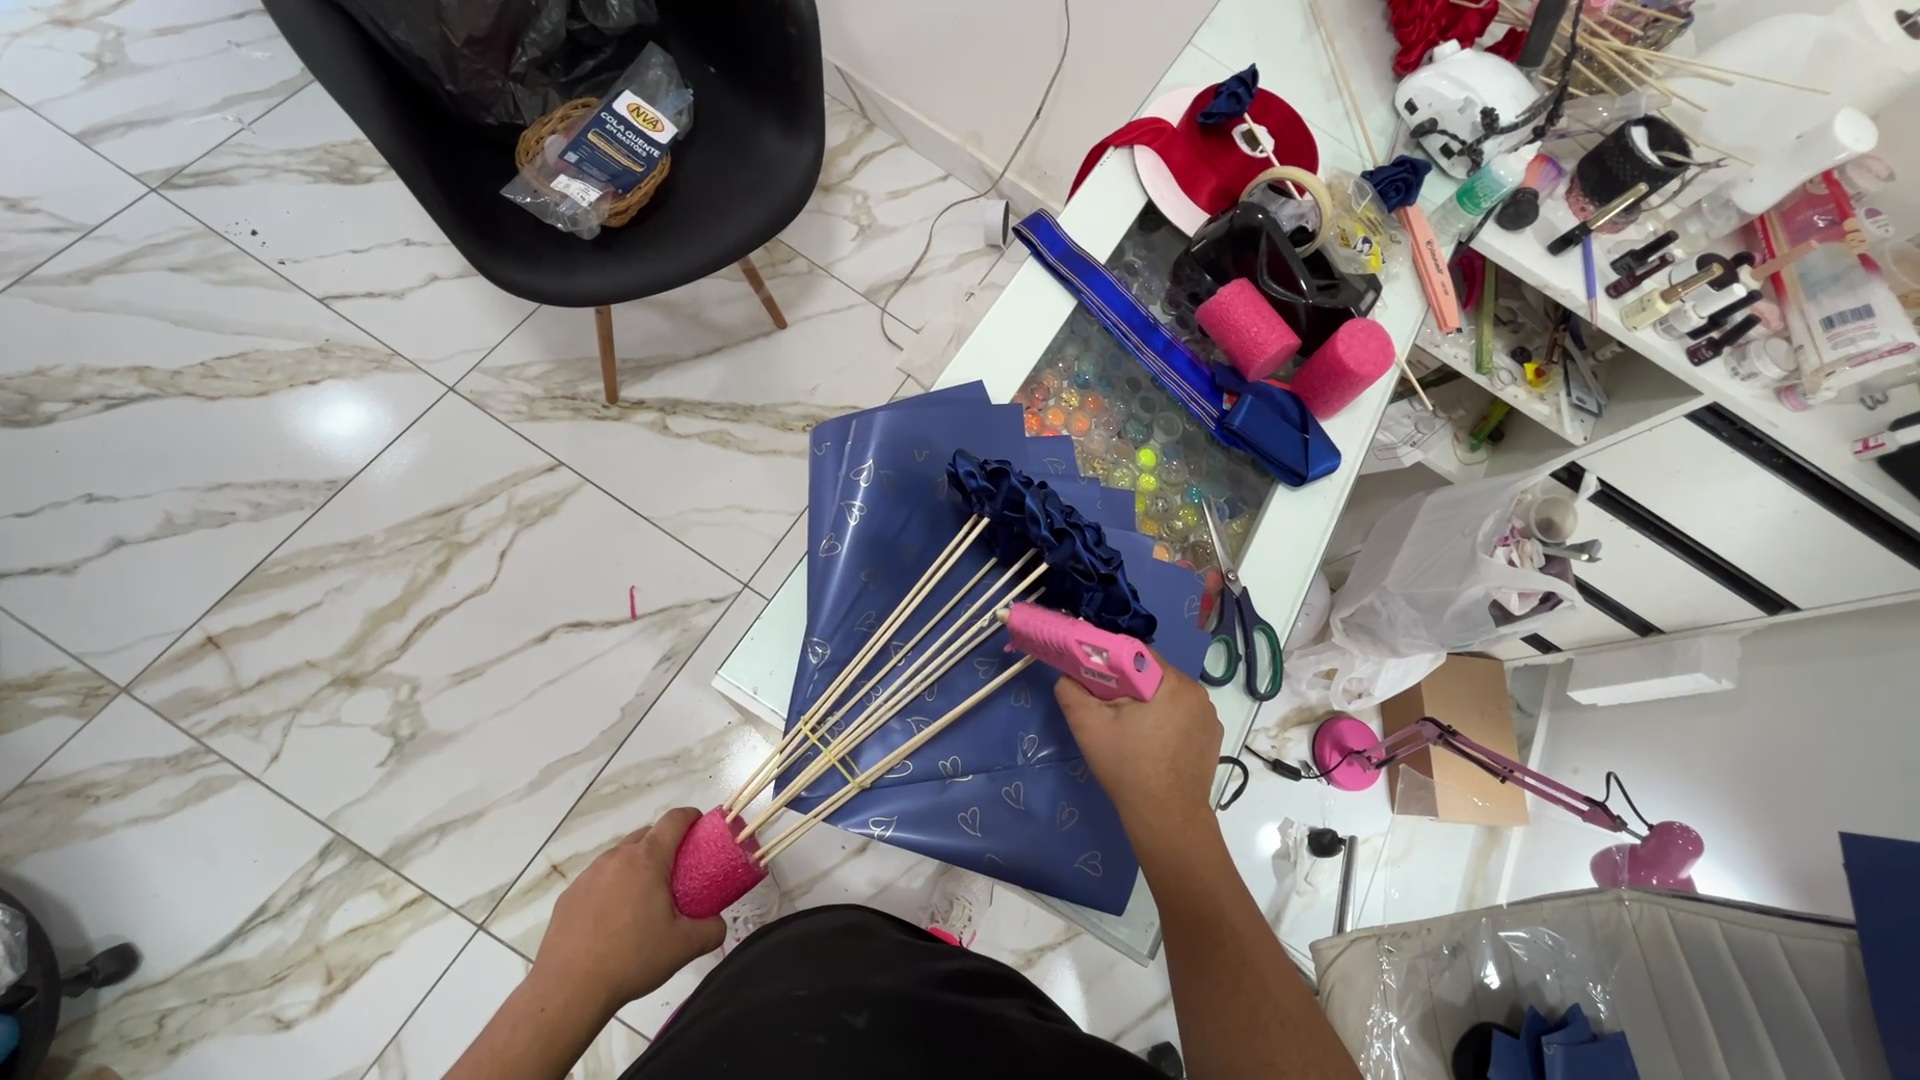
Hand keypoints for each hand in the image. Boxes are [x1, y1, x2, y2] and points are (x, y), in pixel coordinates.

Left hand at [530, 807, 725, 1014]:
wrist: (568, 990)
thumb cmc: (631, 959)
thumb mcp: (684, 947)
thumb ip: (712, 930)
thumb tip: (718, 925)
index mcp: (647, 860)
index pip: (674, 819)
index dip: (691, 817)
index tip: (701, 827)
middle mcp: (616, 858)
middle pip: (646, 834)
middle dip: (665, 843)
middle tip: (677, 872)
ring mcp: (588, 876)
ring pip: (620, 857)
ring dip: (637, 865)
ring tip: (644, 899)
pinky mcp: (569, 896)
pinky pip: (598, 879)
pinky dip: (612, 887)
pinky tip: (613, 919)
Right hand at [1053, 664, 1222, 850]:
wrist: (1166, 817)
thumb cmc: (1128, 766)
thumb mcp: (1088, 725)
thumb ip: (1071, 690)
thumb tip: (1068, 676)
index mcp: (1173, 682)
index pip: (1137, 655)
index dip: (1112, 664)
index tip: (1096, 683)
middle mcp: (1198, 693)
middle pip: (1153, 676)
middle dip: (1130, 688)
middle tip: (1110, 713)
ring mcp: (1210, 718)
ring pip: (1169, 697)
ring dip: (1149, 707)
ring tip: (1130, 734)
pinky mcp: (1212, 739)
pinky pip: (1183, 718)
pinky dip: (1167, 725)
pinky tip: (1153, 748)